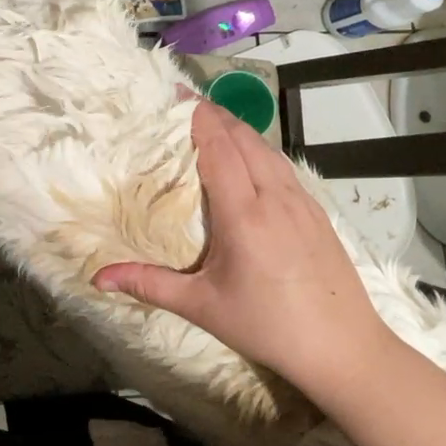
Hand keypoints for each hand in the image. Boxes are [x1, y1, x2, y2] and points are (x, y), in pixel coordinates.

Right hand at [92, 103, 391, 392]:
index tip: (174, 95)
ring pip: (267, 148)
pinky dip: (259, 148)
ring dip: (237, 128)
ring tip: (211, 120)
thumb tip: (98, 278)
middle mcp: (274, 197)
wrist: (347, 350)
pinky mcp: (317, 212)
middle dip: (213, 114)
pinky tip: (248, 157)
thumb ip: (150, 285)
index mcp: (244, 213)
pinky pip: (283, 166)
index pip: (219, 147)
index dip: (197, 117)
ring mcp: (301, 202)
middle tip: (182, 102)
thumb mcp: (203, 307)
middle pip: (243, 138)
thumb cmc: (269, 327)